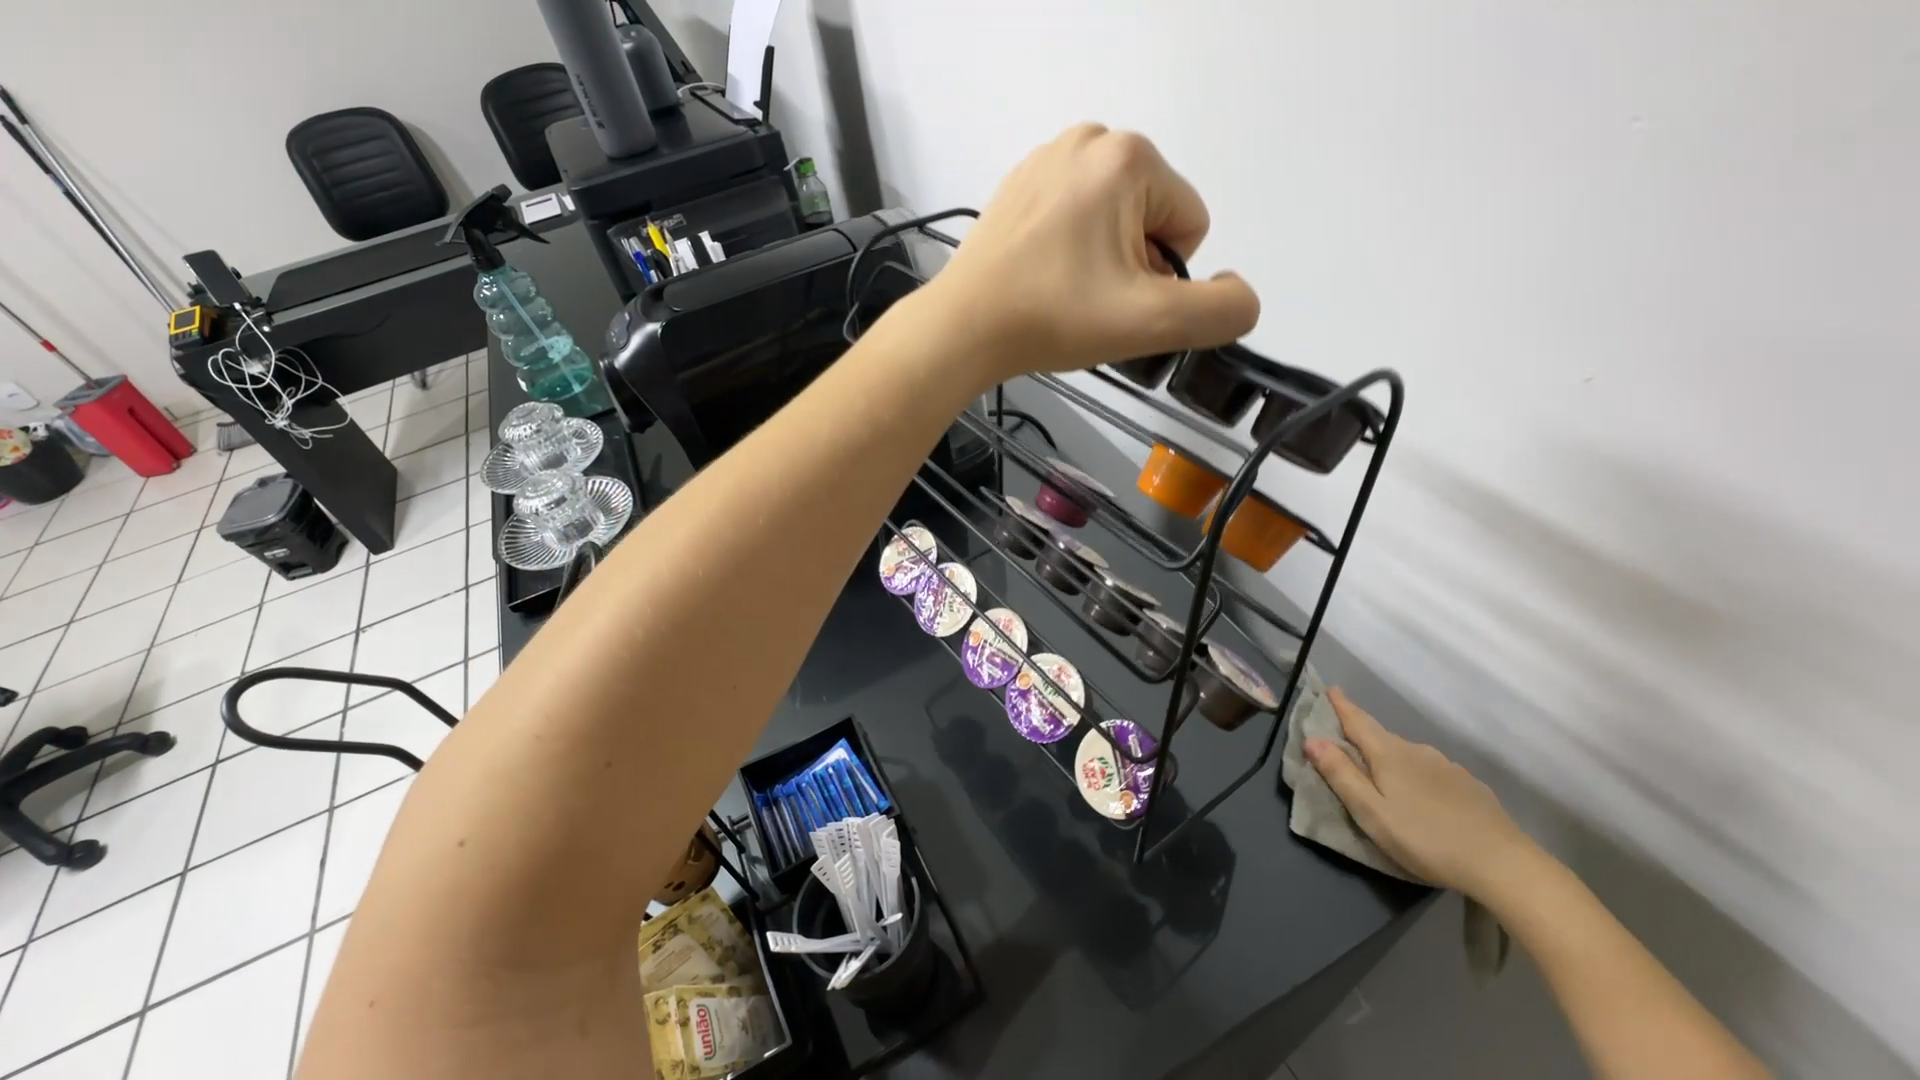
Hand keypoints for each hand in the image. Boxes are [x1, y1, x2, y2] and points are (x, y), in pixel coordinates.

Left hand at [920, 124, 1260, 384]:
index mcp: (1128, 156)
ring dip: (1105, 260)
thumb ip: (1223, 310)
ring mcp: (1047, 159)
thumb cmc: (1056, 317)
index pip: (1191, 223)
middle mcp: (1089, 140)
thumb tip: (1237, 292)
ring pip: (1115, 220)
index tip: (1119, 298)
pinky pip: (1075, 218)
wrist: (964, 328)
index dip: (1166, 275)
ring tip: (1066, 290)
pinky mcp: (1019, 185)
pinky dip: (1071, 249)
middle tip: (1091, 299)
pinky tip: (1044, 276)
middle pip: (1154, 216)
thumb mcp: (1154, 322)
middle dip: (1135, 264)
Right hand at [1306, 688, 1539, 897]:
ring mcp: (1448, 767)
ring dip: (1391, 761)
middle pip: (1382, 738)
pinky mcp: (1469, 786)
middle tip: (1346, 748)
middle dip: (1362, 738)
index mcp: (1389, 755)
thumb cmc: (1425, 838)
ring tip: (1383, 780)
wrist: (1501, 862)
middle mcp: (1418, 751)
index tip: (1330, 689)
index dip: (1342, 706)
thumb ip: (1340, 775)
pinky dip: (1417, 777)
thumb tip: (1312, 739)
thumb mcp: (1371, 812)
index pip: (1358, 722)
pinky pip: (1432, 773)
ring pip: (1409, 756)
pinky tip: (1422, 799)